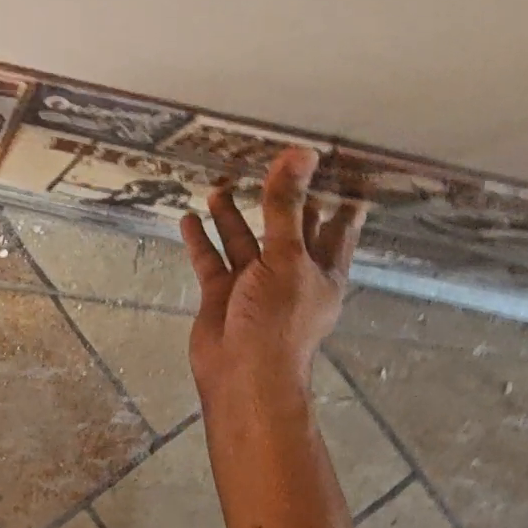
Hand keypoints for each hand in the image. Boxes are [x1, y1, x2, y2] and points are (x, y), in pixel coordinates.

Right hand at [182, 148, 363, 409]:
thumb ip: (286, 207)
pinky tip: (190, 218)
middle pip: (286, 230)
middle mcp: (290, 274)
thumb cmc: (278, 318)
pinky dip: (201, 241)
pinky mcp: (222, 296)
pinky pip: (212, 262)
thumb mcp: (286, 257)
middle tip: (268, 164)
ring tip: (219, 185)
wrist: (242, 373)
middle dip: (278, 202)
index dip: (337, 198)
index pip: (337, 226)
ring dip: (232, 217)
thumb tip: (300, 154)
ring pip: (244, 243)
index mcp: (321, 269)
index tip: (338, 168)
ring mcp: (254, 285)